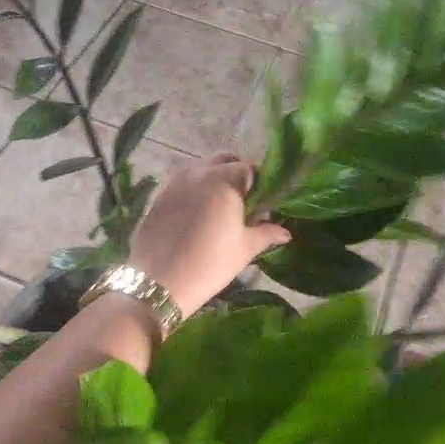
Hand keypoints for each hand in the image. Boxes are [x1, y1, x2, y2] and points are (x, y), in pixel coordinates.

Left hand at [127, 154, 291, 318]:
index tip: (261, 205)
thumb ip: (266, 233)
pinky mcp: (160, 196)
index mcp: (224, 180)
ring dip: (214, 181)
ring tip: (218, 211)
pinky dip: (195, 191)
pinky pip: (184, 183)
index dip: (259, 185)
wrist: (159, 282)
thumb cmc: (210, 263)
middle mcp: (199, 172)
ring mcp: (176, 182)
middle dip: (236, 175)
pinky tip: (196, 218)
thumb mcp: (244, 249)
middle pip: (224, 161)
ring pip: (202, 169)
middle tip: (241, 204)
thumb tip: (285, 232)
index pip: (249, 169)